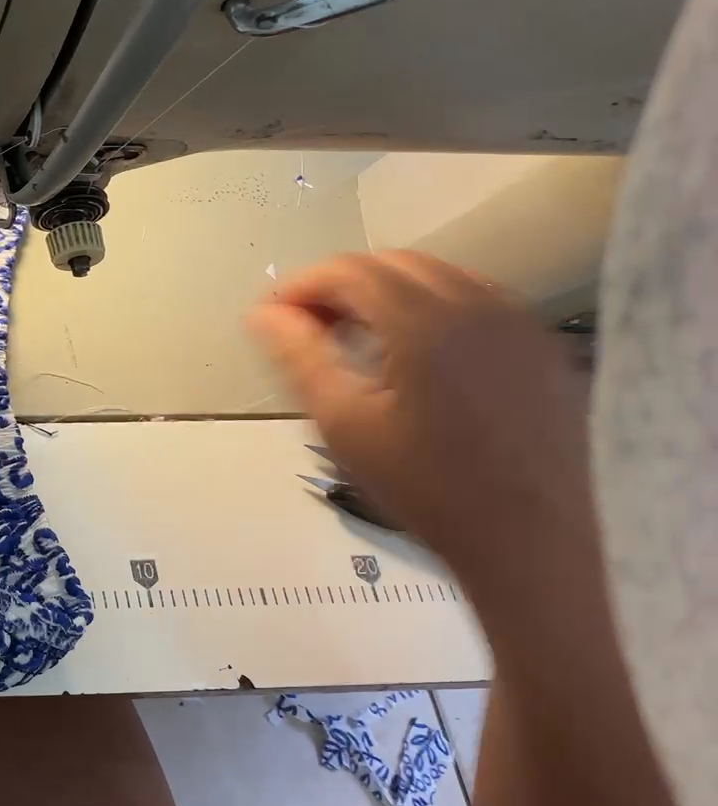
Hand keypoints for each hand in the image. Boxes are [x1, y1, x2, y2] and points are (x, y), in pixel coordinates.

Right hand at [247, 251, 593, 601]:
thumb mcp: (342, 421)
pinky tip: (411, 353)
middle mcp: (480, 307)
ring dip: (384, 293)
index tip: (271, 319)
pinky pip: (474, 299)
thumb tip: (262, 312)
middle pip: (391, 264)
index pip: (348, 271)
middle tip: (307, 329)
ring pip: (435, 276)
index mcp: (426, 324)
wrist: (536, 541)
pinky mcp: (542, 347)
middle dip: (339, 286)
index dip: (299, 286)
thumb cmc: (425, 485)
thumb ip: (298, 355)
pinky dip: (428, 307)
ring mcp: (520, 324)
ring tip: (354, 340)